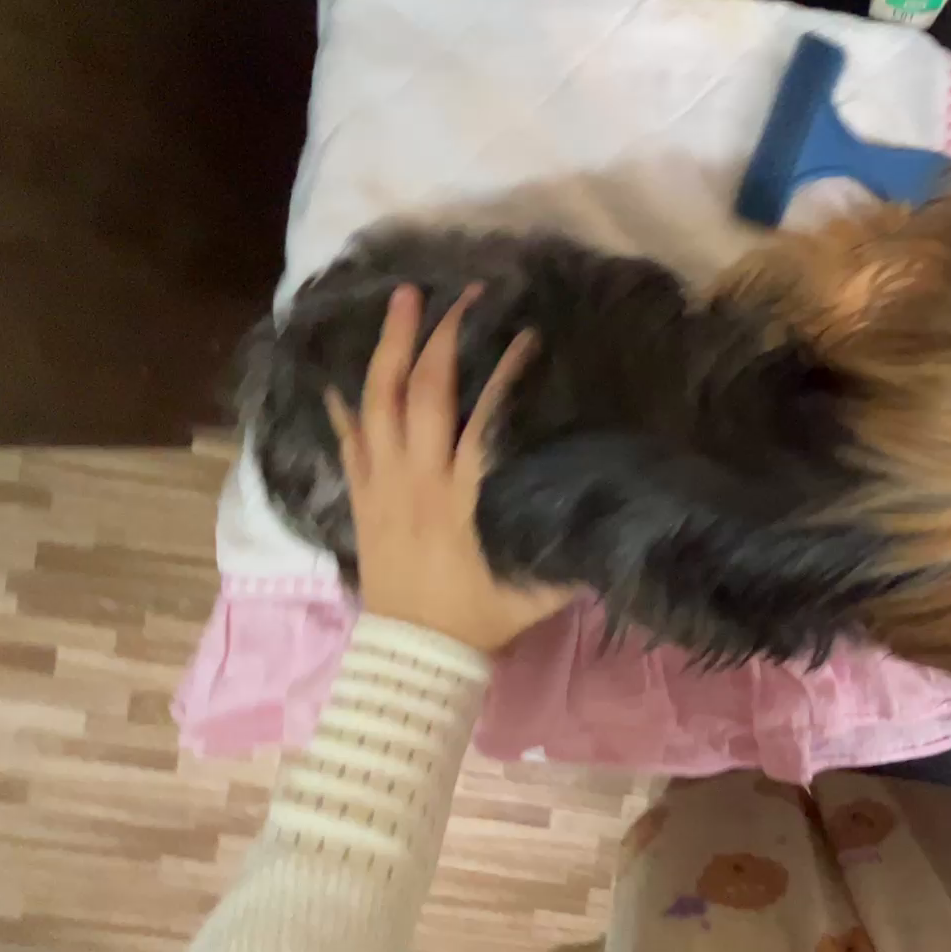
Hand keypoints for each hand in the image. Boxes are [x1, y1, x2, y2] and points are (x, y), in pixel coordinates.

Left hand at [324, 283, 574, 652]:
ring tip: (401, 301)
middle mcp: (418, 479)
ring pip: (377, 403)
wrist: (415, 655)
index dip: (505, 370)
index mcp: (464, 495)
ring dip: (388, 348)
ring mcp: (382, 485)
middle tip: (463, 296)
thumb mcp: (541, 584)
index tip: (525, 336)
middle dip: (442, 336)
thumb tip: (609, 505)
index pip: (484, 415)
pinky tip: (341, 373)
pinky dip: (344, 405)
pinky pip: (346, 441)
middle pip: (424, 392)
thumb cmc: (483, 614)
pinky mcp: (361, 498)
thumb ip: (571, 545)